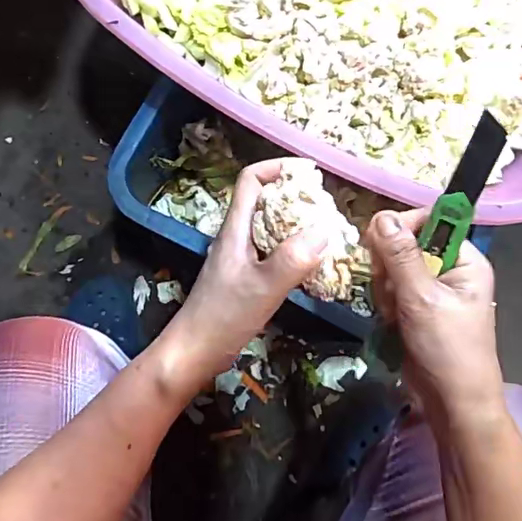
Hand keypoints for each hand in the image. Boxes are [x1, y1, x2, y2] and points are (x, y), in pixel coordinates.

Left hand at [159, 158, 330, 390]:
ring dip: (298, 224)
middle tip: (328, 208)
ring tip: (328, 232)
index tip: (310, 173)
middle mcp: (238, 237)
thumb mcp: (262, 287)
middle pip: (265, 201)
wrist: (193, 353)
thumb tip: (325, 230)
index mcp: (235, 229)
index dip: (278, 167)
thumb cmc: (223, 317)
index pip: (251, 180)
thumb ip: (292, 259)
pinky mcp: (247, 278)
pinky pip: (275, 252)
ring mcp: (242, 258)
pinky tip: (314, 266)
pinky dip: (295, 251)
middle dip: (296, 197)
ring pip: (272, 228)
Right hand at [364, 209, 503, 427]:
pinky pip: (388, 289)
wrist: (452, 403)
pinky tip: (391, 322)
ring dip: (385, 289)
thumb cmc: (448, 349)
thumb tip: (381, 216)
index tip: (379, 242)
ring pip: (391, 267)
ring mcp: (430, 289)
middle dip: (390, 267)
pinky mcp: (414, 307)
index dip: (402, 226)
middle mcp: (448, 269)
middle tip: (393, 291)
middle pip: (404, 243)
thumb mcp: (422, 298)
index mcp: (465, 260)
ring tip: (396, 314)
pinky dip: (385, 304)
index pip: (430, 221)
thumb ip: (400, 256)